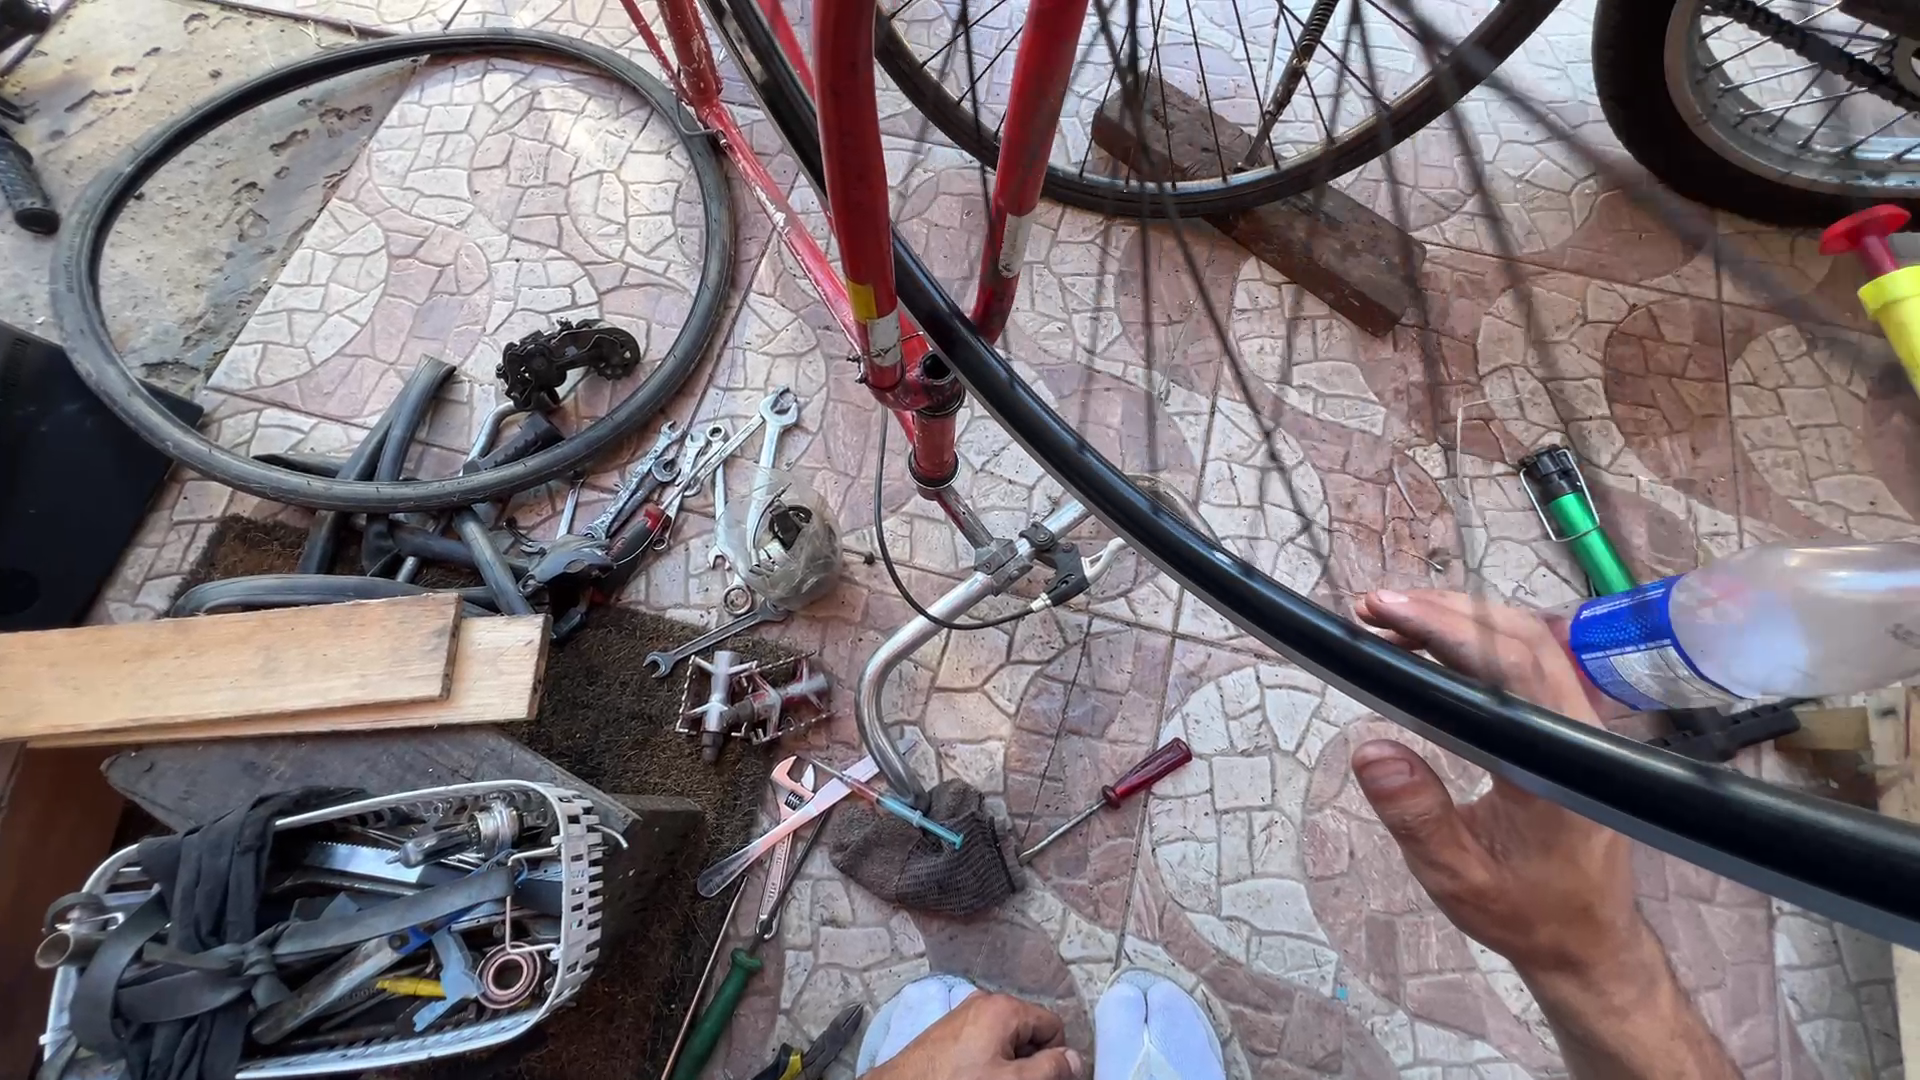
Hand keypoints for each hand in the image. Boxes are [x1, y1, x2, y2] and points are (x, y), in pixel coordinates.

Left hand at [865, 994, 1082, 1079]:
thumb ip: (1049, 1069)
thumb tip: (1076, 1058)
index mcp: (1005, 1007)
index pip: (1052, 1025)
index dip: (1054, 1056)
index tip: (1042, 1079)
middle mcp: (986, 1001)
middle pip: (1029, 1029)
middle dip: (1030, 1059)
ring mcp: (966, 1013)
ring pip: (1006, 1037)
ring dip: (1009, 1061)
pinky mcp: (951, 1028)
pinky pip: (985, 1040)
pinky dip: (989, 1059)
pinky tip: (976, 1076)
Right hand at [1347, 589, 1641, 981]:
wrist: (1587, 942)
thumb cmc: (1526, 911)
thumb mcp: (1458, 877)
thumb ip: (1417, 816)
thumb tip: (1370, 750)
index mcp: (1560, 764)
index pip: (1511, 668)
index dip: (1447, 628)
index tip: (1385, 611)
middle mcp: (1578, 732)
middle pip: (1521, 637)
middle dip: (1441, 610)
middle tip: (1371, 608)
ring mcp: (1575, 726)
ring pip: (1525, 642)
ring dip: (1454, 620)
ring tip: (1386, 620)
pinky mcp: (1561, 728)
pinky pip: (1520, 663)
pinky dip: (1467, 641)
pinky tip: (1423, 647)